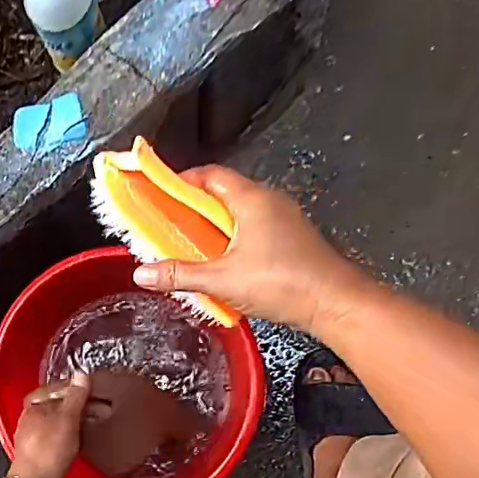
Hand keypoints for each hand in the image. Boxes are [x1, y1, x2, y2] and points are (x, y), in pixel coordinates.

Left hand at [10, 373, 92, 477]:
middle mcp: (30, 417)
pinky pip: (58, 436)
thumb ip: (75, 397)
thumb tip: (82, 374)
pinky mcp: (39, 452)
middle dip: (81, 405)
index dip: (79, 388)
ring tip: (95, 422)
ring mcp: (33, 435)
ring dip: (78, 420)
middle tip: (102, 408)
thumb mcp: (67, 419)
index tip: (97, 392)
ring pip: (59, 421)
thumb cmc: (49, 450)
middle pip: (59, 404)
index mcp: (34, 404)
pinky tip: (81, 439)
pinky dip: (72, 434)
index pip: (59, 387)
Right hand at [132, 166, 373, 330]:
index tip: (158, 192)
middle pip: (221, 193)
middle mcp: (268, 202)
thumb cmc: (286, 282)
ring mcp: (282, 220)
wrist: (335, 303)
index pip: (209, 175)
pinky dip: (228, 240)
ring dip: (210, 226)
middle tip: (166, 223)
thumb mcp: (221, 280)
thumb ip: (179, 274)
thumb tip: (143, 273)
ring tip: (186, 245)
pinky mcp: (288, 239)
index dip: (181, 181)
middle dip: (191, 207)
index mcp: (251, 199)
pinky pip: (250, 229)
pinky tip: (217, 263)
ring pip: (236, 213)